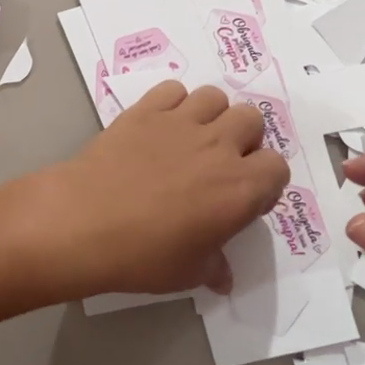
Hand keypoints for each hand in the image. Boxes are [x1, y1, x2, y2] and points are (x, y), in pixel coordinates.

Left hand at [14, 83, 289, 298]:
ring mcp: (180, 121)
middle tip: (221, 161)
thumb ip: (214, 266)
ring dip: (211, 114)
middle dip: (243, 138)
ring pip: (214, 97)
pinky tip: (160, 123)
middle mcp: (218, 146)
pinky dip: (173, 101)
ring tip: (193, 137)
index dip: (264, 180)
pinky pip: (173, 89)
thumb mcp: (190, 272)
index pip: (277, 167)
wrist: (87, 219)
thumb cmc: (144, 254)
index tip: (244, 196)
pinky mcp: (146, 108)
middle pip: (251, 119)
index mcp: (239, 189)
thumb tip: (223, 275)